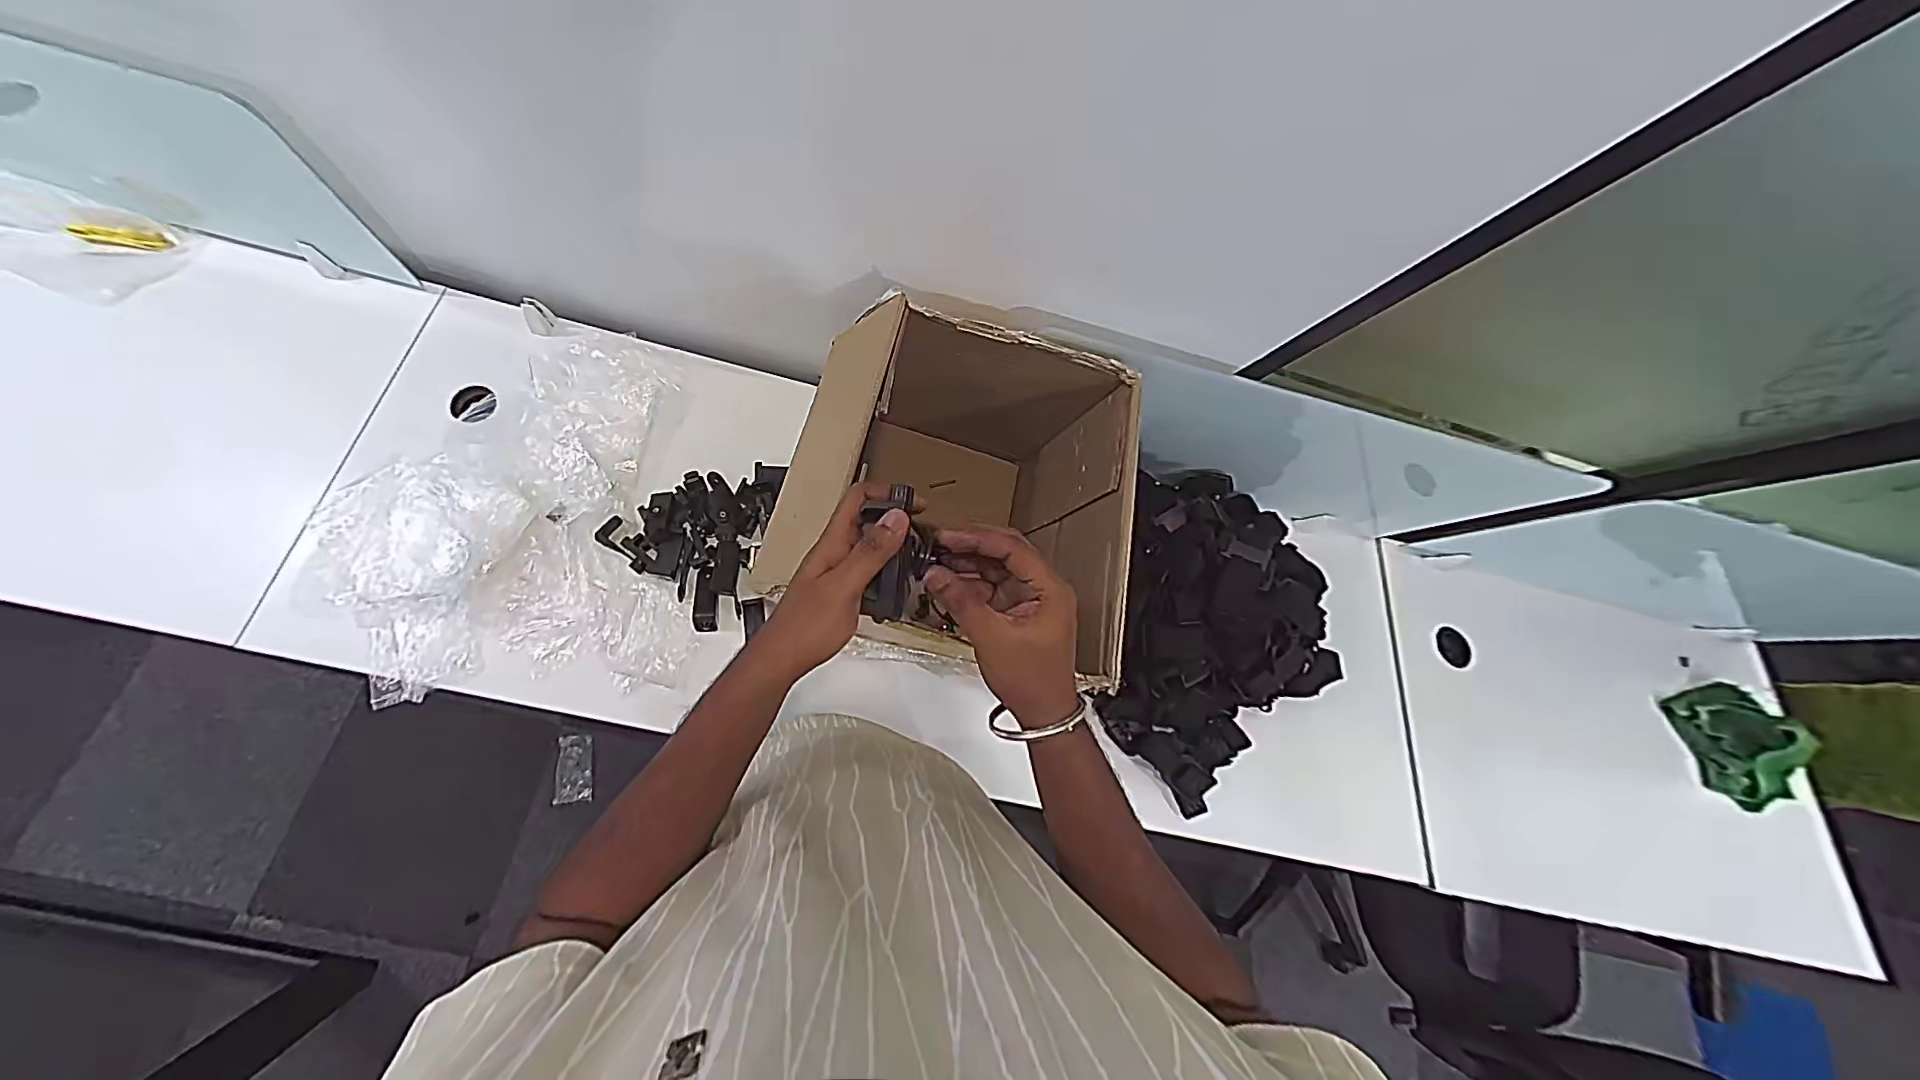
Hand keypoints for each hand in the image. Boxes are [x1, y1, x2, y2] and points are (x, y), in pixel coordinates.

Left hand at [749, 482, 907, 679]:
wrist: (783, 658)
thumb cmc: (803, 627)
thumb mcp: (844, 585)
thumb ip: (871, 552)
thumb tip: (895, 519)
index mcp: (832, 543)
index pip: (857, 498)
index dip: (886, 492)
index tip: (912, 501)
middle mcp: (834, 552)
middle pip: (867, 518)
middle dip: (895, 516)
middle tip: (920, 526)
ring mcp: (838, 570)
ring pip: (869, 544)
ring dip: (892, 543)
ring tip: (913, 551)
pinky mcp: (843, 589)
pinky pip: (869, 569)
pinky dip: (886, 570)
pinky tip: (895, 583)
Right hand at [924, 525, 1079, 725]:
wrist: (1043, 713)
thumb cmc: (1034, 682)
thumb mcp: (991, 637)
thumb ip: (961, 602)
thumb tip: (938, 576)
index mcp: (1050, 590)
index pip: (1014, 548)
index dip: (979, 538)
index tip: (951, 536)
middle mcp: (1044, 590)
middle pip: (1007, 554)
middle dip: (972, 547)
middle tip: (943, 542)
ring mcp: (1032, 601)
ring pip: (998, 570)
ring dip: (970, 566)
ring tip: (940, 562)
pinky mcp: (1020, 613)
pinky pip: (993, 589)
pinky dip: (972, 586)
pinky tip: (951, 584)